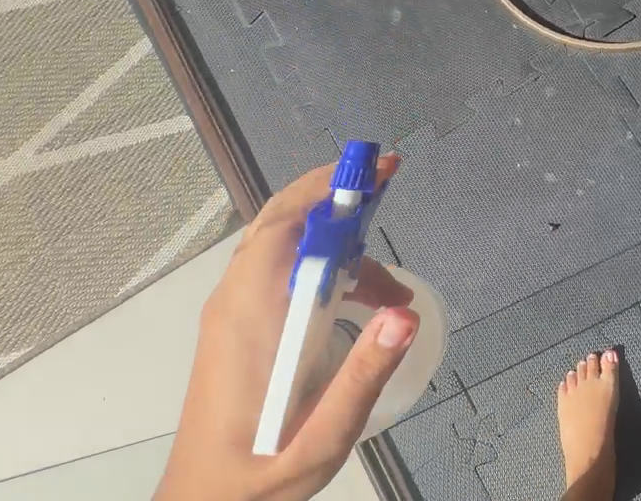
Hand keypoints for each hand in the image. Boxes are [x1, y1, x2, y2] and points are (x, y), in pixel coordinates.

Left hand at [156, 156, 418, 500]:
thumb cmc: (255, 481)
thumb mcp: (318, 441)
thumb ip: (362, 378)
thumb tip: (405, 314)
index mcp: (249, 317)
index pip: (282, 228)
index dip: (328, 189)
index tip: (377, 170)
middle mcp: (236, 301)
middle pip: (284, 221)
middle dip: (338, 194)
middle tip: (389, 182)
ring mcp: (237, 311)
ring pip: (291, 246)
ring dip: (346, 249)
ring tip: (395, 294)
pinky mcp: (245, 324)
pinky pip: (289, 269)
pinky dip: (332, 267)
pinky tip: (366, 305)